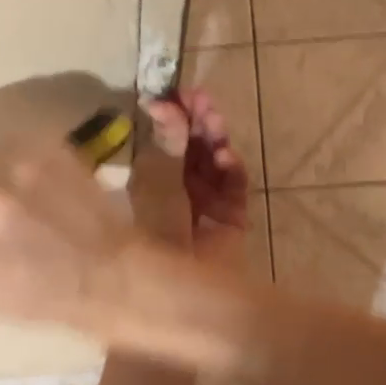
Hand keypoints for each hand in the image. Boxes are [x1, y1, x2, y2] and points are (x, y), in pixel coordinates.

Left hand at [145, 88, 249, 272]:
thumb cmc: (156, 239)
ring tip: (214, 121)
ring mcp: (206, 207)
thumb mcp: (157, 190)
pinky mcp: (230, 219)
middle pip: (192, 150)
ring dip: (215, 139)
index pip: (163, 146)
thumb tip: (164, 107)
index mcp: (151, 188)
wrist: (179, 290)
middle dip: (196, 122)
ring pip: (214, 164)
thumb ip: (166, 149)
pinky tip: (225, 157)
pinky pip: (234, 188)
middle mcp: (178, 195)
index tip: (170, 94)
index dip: (169, 119)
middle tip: (200, 98)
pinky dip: (232, 170)